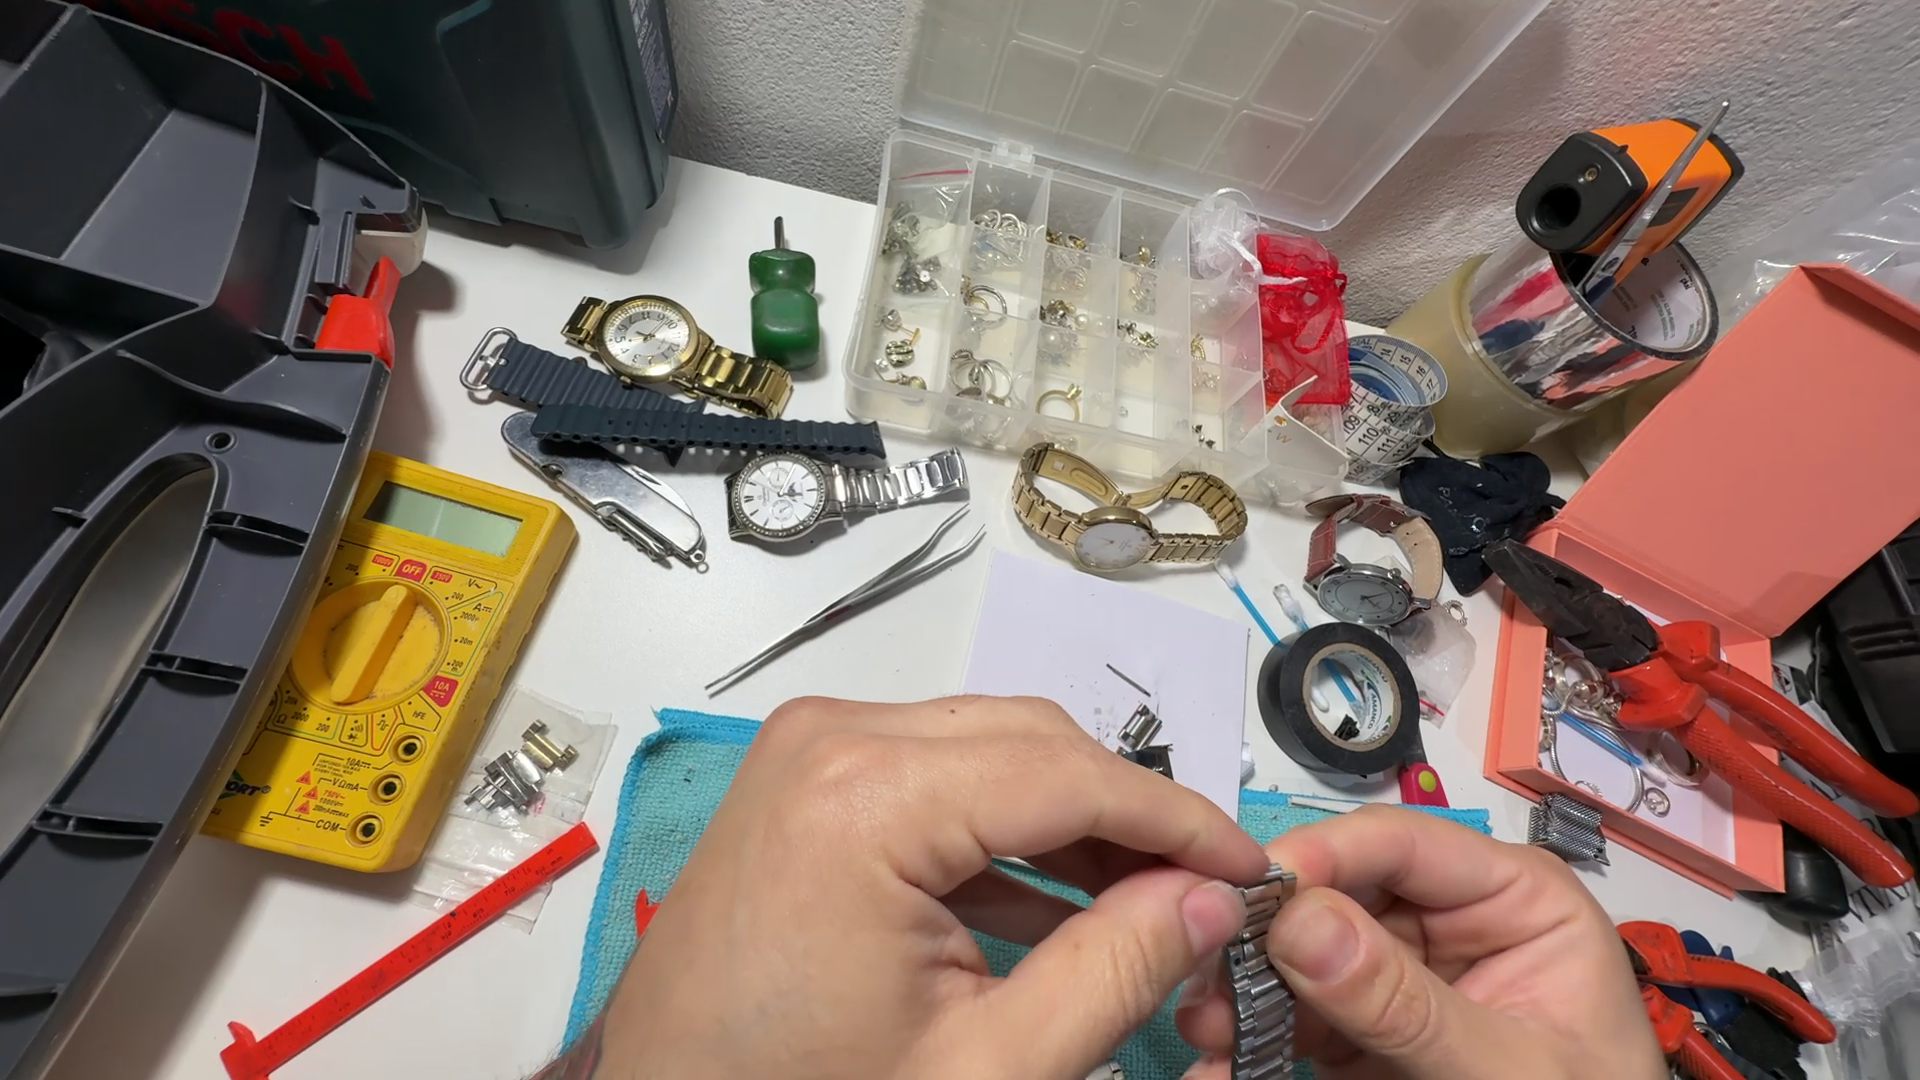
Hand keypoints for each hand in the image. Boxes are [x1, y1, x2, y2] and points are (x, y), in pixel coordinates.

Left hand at [570, 696, 1270, 1079]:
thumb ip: (1113, 973)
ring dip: (1066, 813)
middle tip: (1197, 885)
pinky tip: (1052, 889)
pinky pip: (936, 766)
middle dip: (1122, 812)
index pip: (1062, 772)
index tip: (1247, 862)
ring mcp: (816, 738)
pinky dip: (1000, 819)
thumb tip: (1210, 900)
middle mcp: (837, 733)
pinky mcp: (811, 761)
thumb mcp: (982, 1070)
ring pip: (988, 743)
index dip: (1173, 818)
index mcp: (867, 795)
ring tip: (1138, 892)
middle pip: (1028, 741)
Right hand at [1176, 805, 1661, 1078]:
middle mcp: (1442, 913)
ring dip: (1247, 981)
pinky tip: (1219, 1051)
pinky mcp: (1362, 1013)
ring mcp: (1396, 963)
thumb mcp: (1513, 1074)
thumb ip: (1408, 1004)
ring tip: (1203, 1023)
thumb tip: (1297, 922)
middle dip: (1267, 930)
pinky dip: (1255, 1026)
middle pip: (1333, 889)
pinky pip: (1298, 1003)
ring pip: (1300, 945)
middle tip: (1208, 962)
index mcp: (1508, 894)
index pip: (1396, 842)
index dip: (1318, 855)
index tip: (1247, 891)